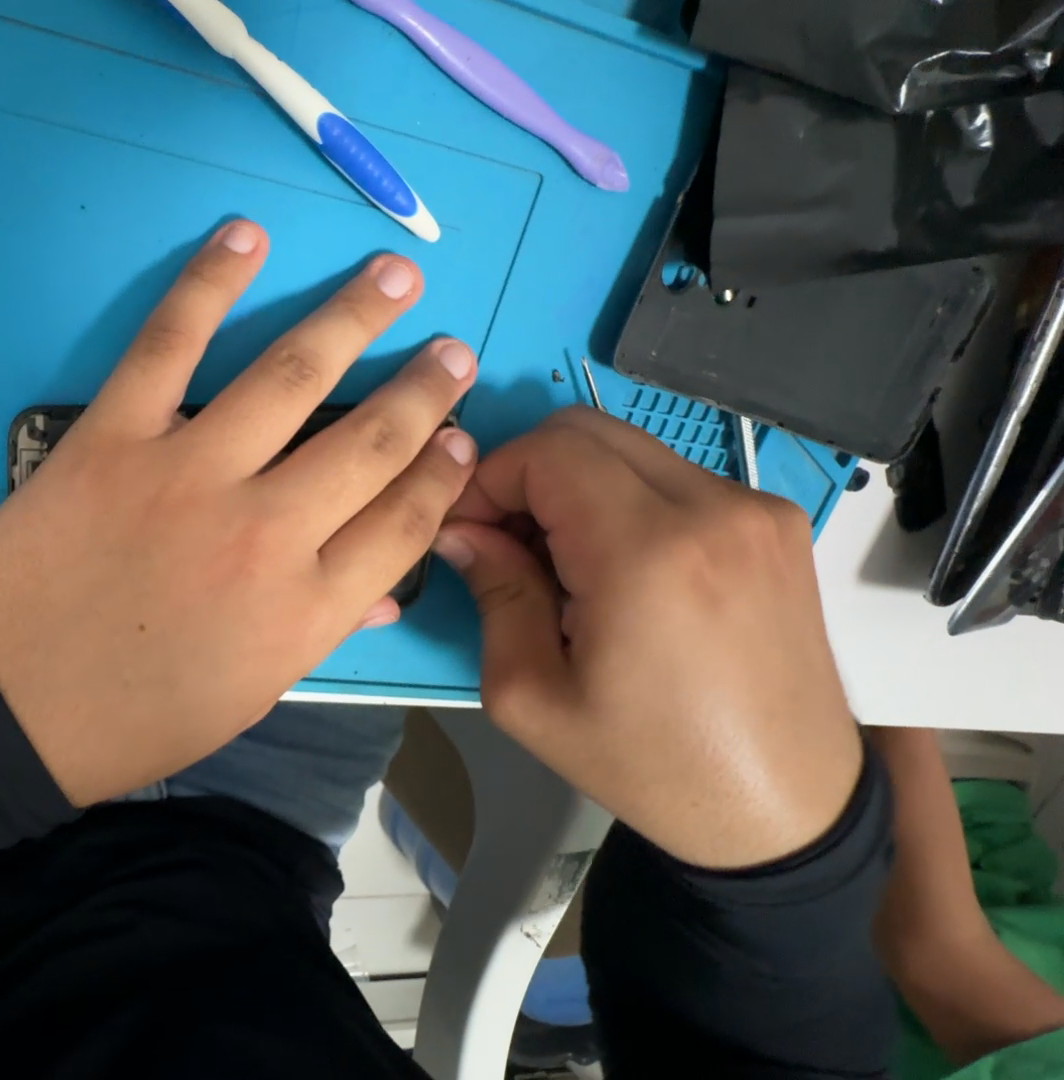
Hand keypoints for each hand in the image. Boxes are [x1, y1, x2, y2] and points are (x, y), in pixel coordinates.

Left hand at [0, 220, 478, 805]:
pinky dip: (209, 283)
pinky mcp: (113, 440)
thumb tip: (389, 590)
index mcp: (305, 608)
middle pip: (371, 442)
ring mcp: (188, 477)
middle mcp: (267, 532)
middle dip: (425, 390)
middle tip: (452, 350)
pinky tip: (248, 238)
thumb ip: (320, 632)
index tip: (462, 436)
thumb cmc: (136, 715)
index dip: (443, 475)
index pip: (405, 523)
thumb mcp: (249, 695)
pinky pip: (169, 345)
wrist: (16, 707)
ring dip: (353, 317)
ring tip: (395, 276)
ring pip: (291, 377)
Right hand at [435, 407, 861, 868]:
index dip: (487, 479)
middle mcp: (714, 508)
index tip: (465, 531)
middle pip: (584, 431)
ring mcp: (757, 510)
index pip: (545, 451)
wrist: (784, 809)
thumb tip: (461, 530)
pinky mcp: (775, 525)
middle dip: (523, 473)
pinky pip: (669, 476)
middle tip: (501, 541)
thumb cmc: (645, 762)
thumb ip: (493, 591)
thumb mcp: (527, 693)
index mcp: (648, 552)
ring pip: (626, 448)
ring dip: (570, 486)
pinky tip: (610, 566)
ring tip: (555, 562)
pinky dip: (618, 499)